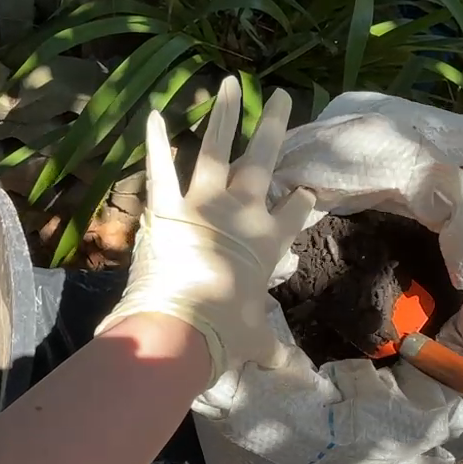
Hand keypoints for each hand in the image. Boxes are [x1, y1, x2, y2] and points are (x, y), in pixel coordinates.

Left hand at [96, 78, 315, 380]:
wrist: (183, 327)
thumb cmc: (225, 334)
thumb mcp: (256, 344)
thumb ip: (279, 356)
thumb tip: (305, 381)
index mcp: (270, 242)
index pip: (294, 213)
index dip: (301, 202)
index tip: (306, 190)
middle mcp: (243, 211)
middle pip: (264, 160)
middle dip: (274, 127)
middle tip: (282, 97)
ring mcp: (205, 203)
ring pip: (218, 148)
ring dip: (224, 114)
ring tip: (229, 81)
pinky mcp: (169, 205)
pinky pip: (162, 167)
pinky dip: (157, 142)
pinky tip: (157, 112)